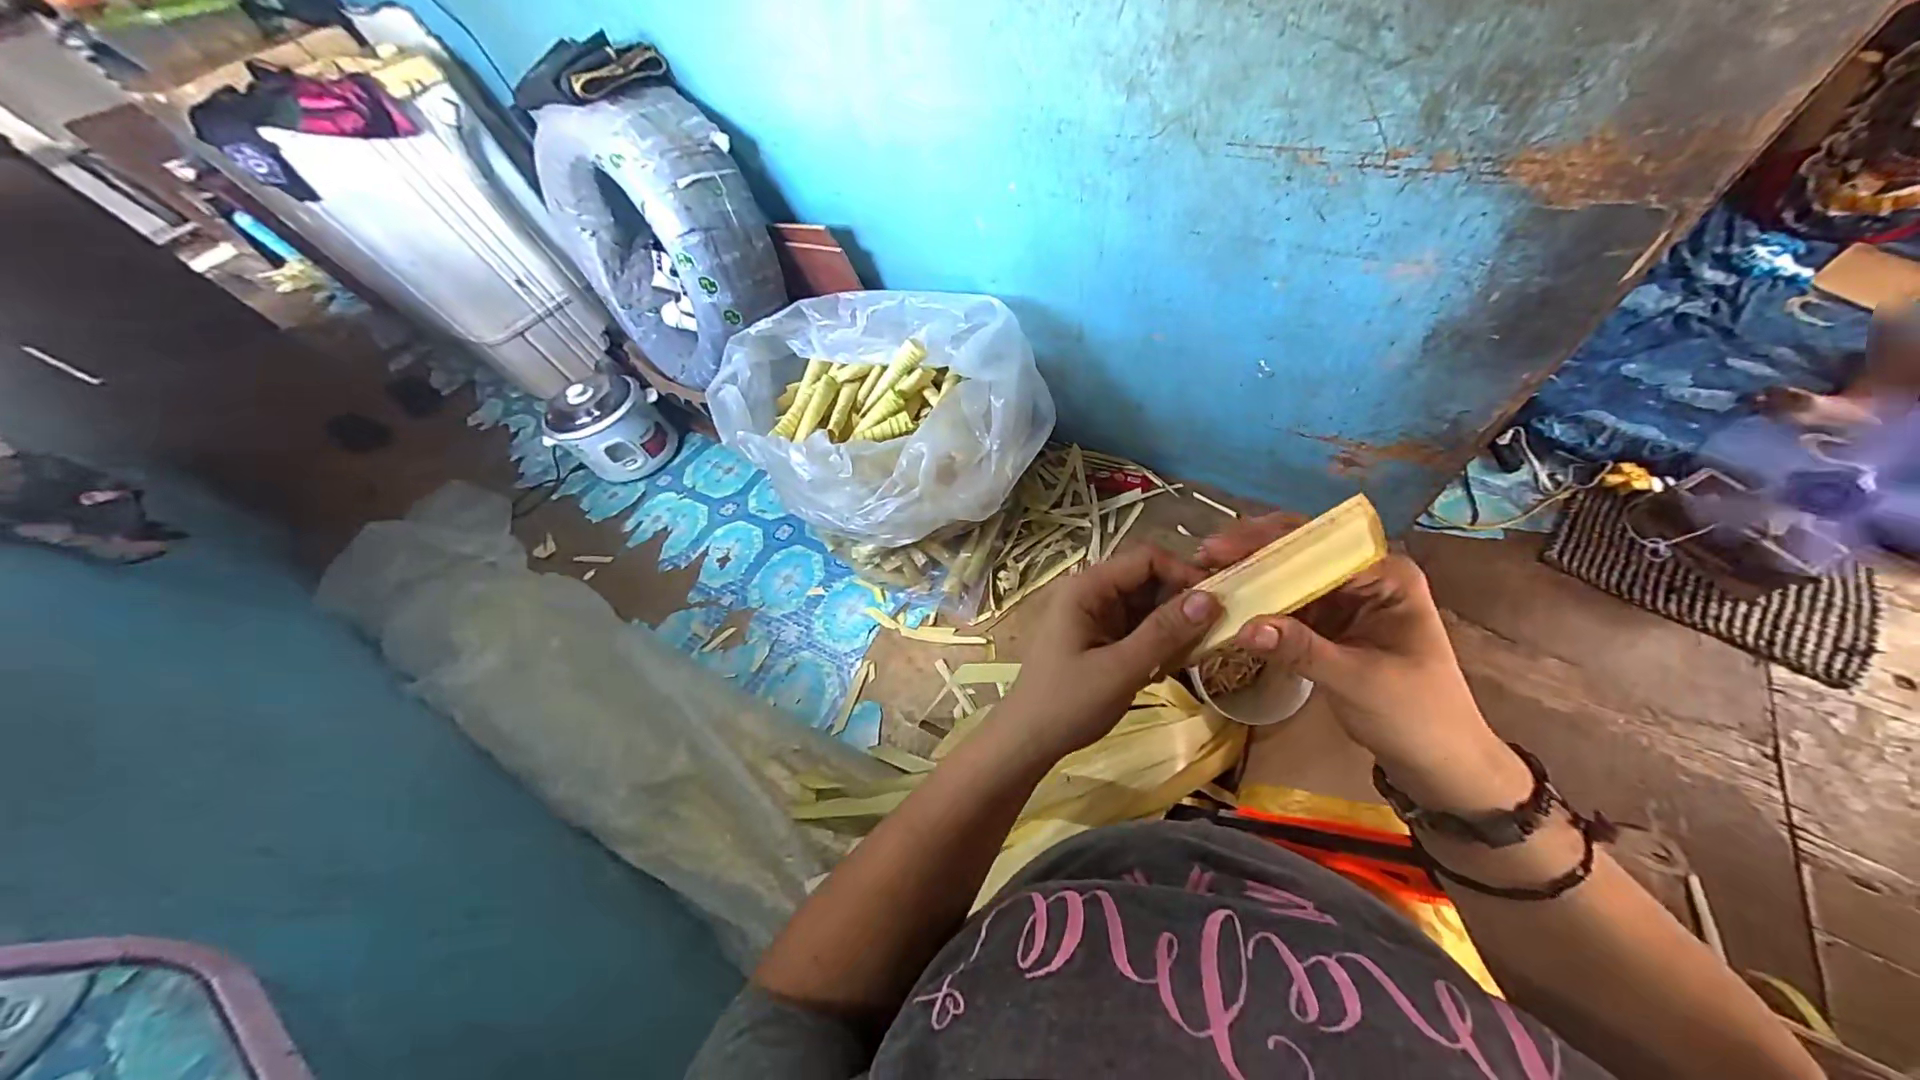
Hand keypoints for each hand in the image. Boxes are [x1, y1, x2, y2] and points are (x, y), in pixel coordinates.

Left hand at [995, 546, 1220, 761]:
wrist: (1028, 741)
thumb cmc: (1068, 703)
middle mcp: (1090, 594)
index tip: (1218, 601)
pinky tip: (1169, 666)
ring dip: (1172, 625)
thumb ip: (1164, 632)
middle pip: (1147, 580)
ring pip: (1146, 606)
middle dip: (1181, 602)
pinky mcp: (1100, 640)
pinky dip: (1158, 642)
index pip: (1145, 559)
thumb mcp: (1121, 668)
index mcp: (1086, 588)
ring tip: (1194, 653)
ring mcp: (1094, 617)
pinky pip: (1137, 628)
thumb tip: (1210, 598)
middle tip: (1214, 632)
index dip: (1183, 572)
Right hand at [1198, 516, 1523, 806]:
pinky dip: (1255, 601)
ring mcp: (1343, 598)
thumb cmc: (1416, 716)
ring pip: (1287, 573)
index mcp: (1387, 576)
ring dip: (1248, 574)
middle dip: (1251, 550)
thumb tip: (1244, 627)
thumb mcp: (1358, 681)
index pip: (1321, 545)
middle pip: (1299, 550)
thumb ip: (1302, 650)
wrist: (1438, 762)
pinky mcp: (1325, 622)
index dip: (1267, 543)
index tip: (1220, 551)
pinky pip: (1284, 601)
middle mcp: (1364, 577)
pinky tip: (1224, 602)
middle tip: (1203, 556)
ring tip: (1204, 575)